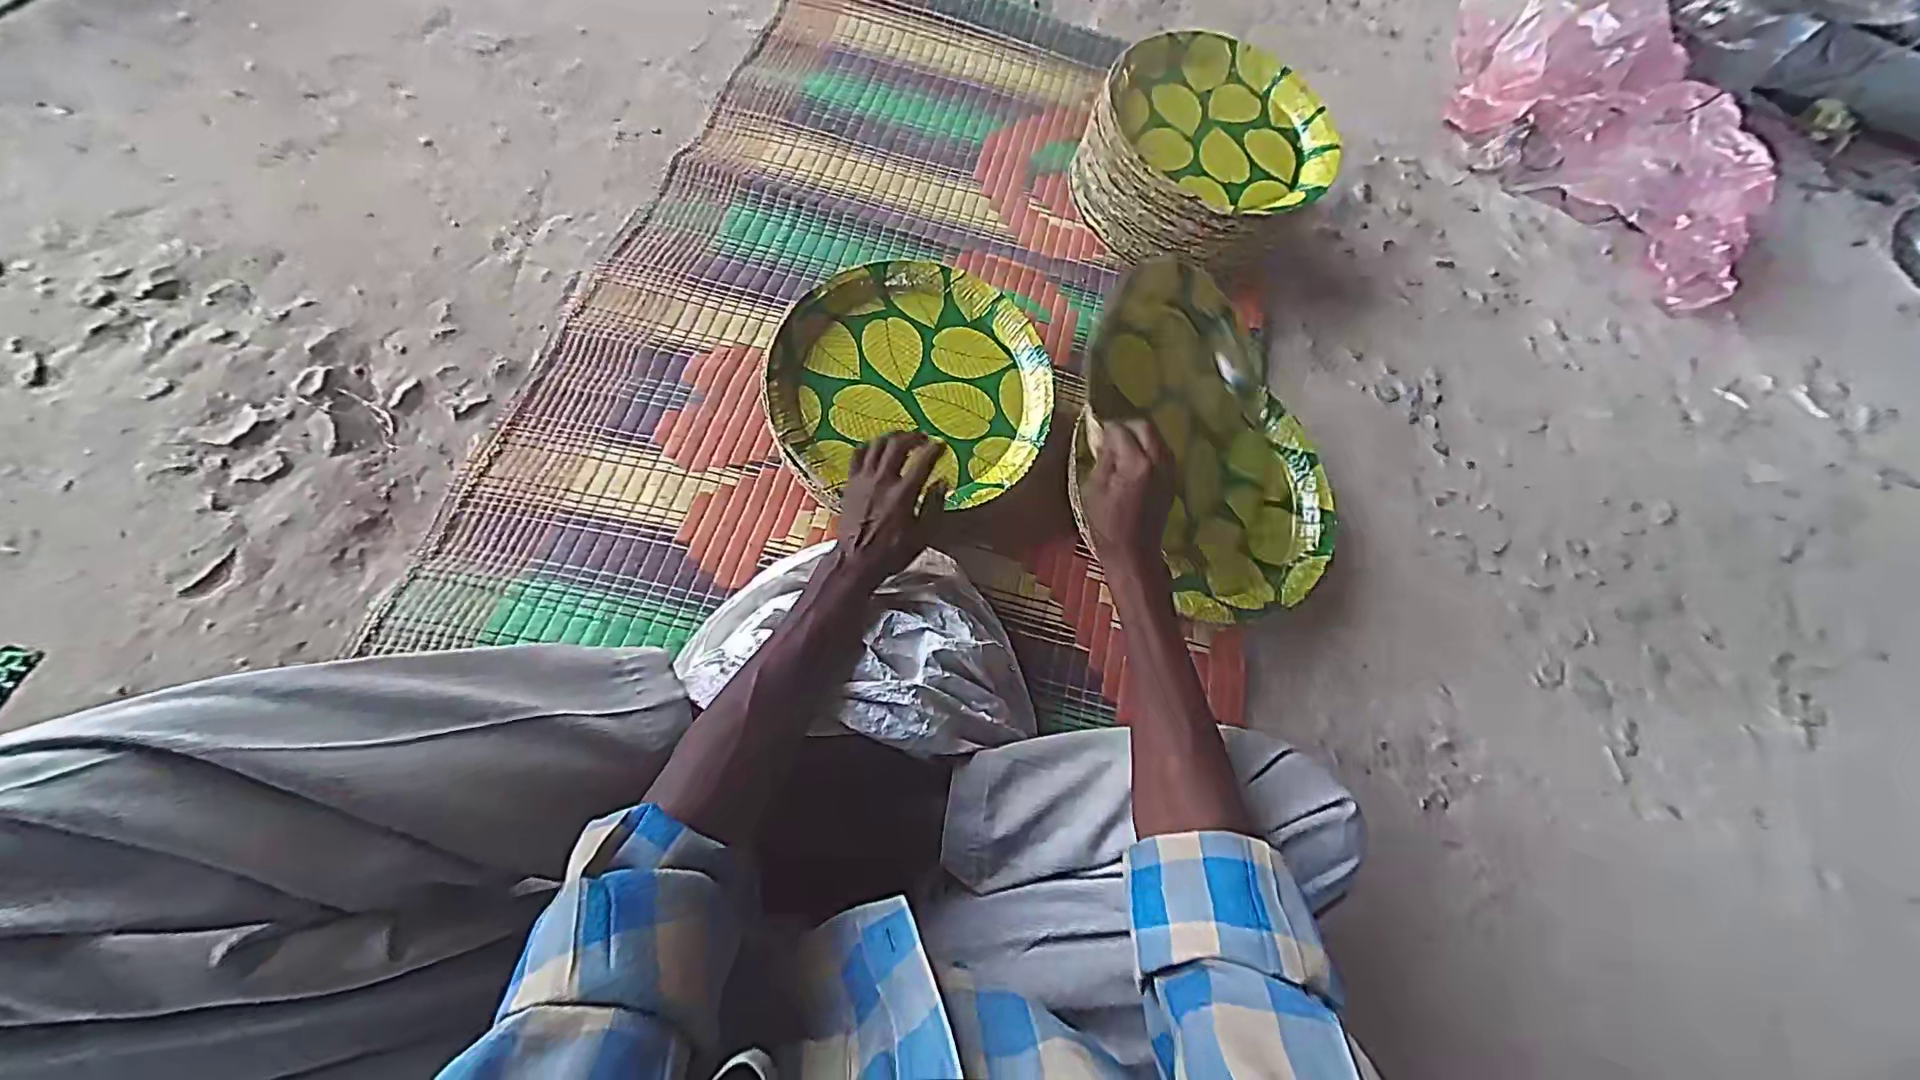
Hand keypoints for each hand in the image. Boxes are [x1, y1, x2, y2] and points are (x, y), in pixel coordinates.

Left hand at [828, 432, 946, 586]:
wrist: (856, 561)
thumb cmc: (892, 552)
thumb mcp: (922, 535)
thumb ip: (934, 506)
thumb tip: (943, 483)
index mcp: (903, 494)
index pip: (923, 461)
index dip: (935, 449)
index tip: (941, 445)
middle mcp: (883, 481)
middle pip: (898, 445)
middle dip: (913, 436)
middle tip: (923, 438)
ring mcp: (863, 479)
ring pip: (876, 445)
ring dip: (892, 437)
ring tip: (902, 439)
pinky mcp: (850, 483)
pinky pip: (858, 455)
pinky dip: (869, 446)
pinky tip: (876, 448)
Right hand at [1083, 418, 1173, 572]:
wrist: (1134, 553)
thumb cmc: (1106, 526)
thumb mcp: (1093, 490)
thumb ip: (1101, 458)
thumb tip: (1103, 437)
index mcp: (1136, 463)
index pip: (1119, 428)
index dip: (1103, 429)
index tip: (1093, 436)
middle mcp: (1158, 460)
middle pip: (1143, 425)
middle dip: (1124, 426)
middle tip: (1107, 437)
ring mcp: (1169, 469)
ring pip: (1156, 436)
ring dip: (1137, 435)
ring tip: (1119, 447)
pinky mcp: (1172, 478)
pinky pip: (1161, 450)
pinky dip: (1147, 448)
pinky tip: (1133, 461)